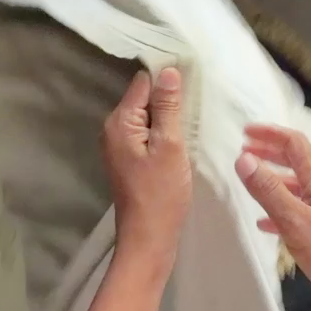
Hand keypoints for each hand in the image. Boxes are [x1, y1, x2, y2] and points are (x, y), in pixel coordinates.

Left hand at [102, 66, 191, 273]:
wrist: (149, 239)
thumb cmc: (161, 193)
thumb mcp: (170, 145)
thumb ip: (168, 107)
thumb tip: (169, 71)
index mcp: (120, 122)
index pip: (143, 83)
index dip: (167, 80)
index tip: (193, 80)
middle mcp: (113, 129)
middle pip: (144, 98)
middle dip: (169, 99)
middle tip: (198, 104)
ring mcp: (120, 145)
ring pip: (148, 117)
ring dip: (168, 118)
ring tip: (193, 121)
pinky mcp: (130, 158)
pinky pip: (148, 134)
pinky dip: (164, 134)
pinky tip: (181, 141)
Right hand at [234, 124, 310, 310]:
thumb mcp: (296, 221)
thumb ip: (268, 190)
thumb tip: (243, 158)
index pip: (294, 143)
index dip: (270, 134)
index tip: (245, 132)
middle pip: (297, 161)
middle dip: (271, 153)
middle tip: (245, 152)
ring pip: (299, 186)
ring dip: (275, 180)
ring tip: (251, 183)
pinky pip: (302, 210)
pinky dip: (282, 208)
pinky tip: (266, 224)